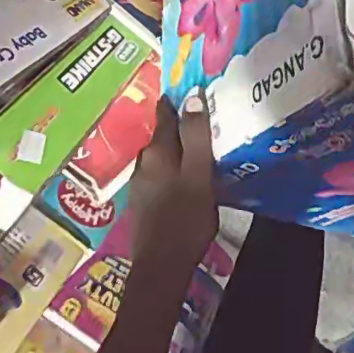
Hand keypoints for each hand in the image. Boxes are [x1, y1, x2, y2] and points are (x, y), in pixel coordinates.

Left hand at [130, 90, 221, 275]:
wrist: (161, 267)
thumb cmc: (185, 219)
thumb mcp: (198, 175)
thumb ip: (196, 137)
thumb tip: (192, 95)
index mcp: (158, 151)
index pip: (167, 112)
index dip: (179, 98)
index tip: (196, 85)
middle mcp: (145, 161)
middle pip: (166, 134)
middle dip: (184, 124)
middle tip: (211, 117)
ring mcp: (143, 182)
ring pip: (165, 154)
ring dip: (182, 147)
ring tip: (206, 146)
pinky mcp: (146, 200)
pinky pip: (165, 172)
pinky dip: (178, 167)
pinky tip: (192, 176)